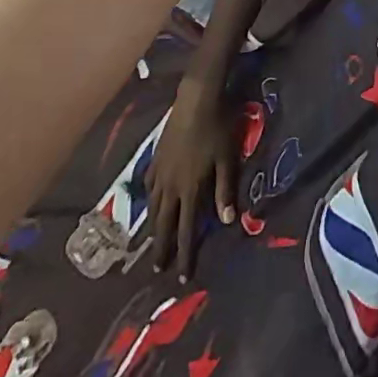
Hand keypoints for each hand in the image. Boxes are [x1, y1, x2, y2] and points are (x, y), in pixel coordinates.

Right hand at [143, 79, 239, 281]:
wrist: (197, 98)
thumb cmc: (218, 127)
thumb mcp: (228, 159)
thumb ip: (226, 190)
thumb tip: (226, 222)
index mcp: (190, 188)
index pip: (185, 229)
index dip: (184, 254)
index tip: (182, 278)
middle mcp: (171, 184)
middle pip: (163, 222)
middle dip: (161, 247)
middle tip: (157, 268)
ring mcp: (160, 169)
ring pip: (153, 205)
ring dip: (153, 225)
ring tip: (151, 241)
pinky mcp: (156, 155)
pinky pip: (149, 183)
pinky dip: (149, 197)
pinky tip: (150, 198)